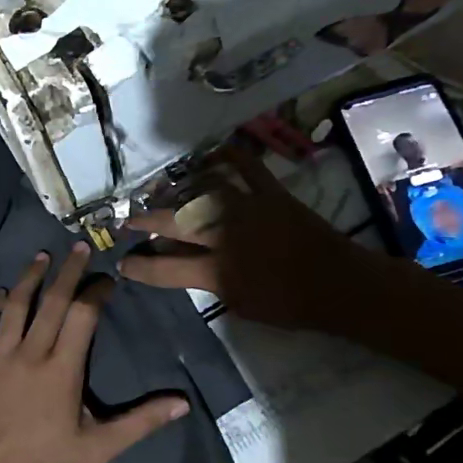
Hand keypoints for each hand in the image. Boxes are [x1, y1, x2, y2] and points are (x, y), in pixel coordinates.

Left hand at [0, 244, 189, 462]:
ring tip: (42, 258)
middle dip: (69, 271)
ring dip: (29, 279)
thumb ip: (141, 421)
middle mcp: (30, 354)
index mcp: (63, 369)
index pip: (83, 314)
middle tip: (79, 247)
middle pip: (52, 301)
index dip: (97, 291)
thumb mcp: (101, 447)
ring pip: (14, 307)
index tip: (108, 280)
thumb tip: (183, 403)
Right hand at [119, 150, 384, 331]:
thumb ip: (212, 284)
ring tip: (161, 194)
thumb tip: (192, 266)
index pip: (167, 269)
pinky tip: (210, 156)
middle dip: (145, 222)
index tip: (124, 263)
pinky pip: (245, 166)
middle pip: (175, 223)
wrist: (338, 283)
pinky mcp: (270, 192)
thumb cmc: (290, 305)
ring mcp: (248, 208)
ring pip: (201, 191)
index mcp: (218, 271)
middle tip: (127, 221)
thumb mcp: (241, 306)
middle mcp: (226, 235)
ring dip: (177, 192)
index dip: (141, 267)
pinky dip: (227, 157)